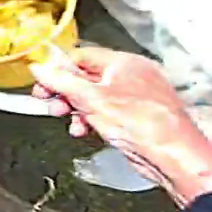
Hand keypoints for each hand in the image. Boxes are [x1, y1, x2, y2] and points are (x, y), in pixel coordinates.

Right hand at [30, 46, 211, 207]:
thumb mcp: (90, 98)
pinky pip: (103, 111)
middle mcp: (130, 76)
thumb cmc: (140, 123)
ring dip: (74, 109)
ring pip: (91, 97)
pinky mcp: (133, 116)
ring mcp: (133, 96)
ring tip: (69, 122)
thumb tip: (38, 68)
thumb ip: (60, 81)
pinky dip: (89, 120)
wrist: (172, 155)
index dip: (58, 70)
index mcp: (124, 63)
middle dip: (64, 93)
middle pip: (84, 77)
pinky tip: (83, 131)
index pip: (80, 56)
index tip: (41, 85)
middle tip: (52, 105)